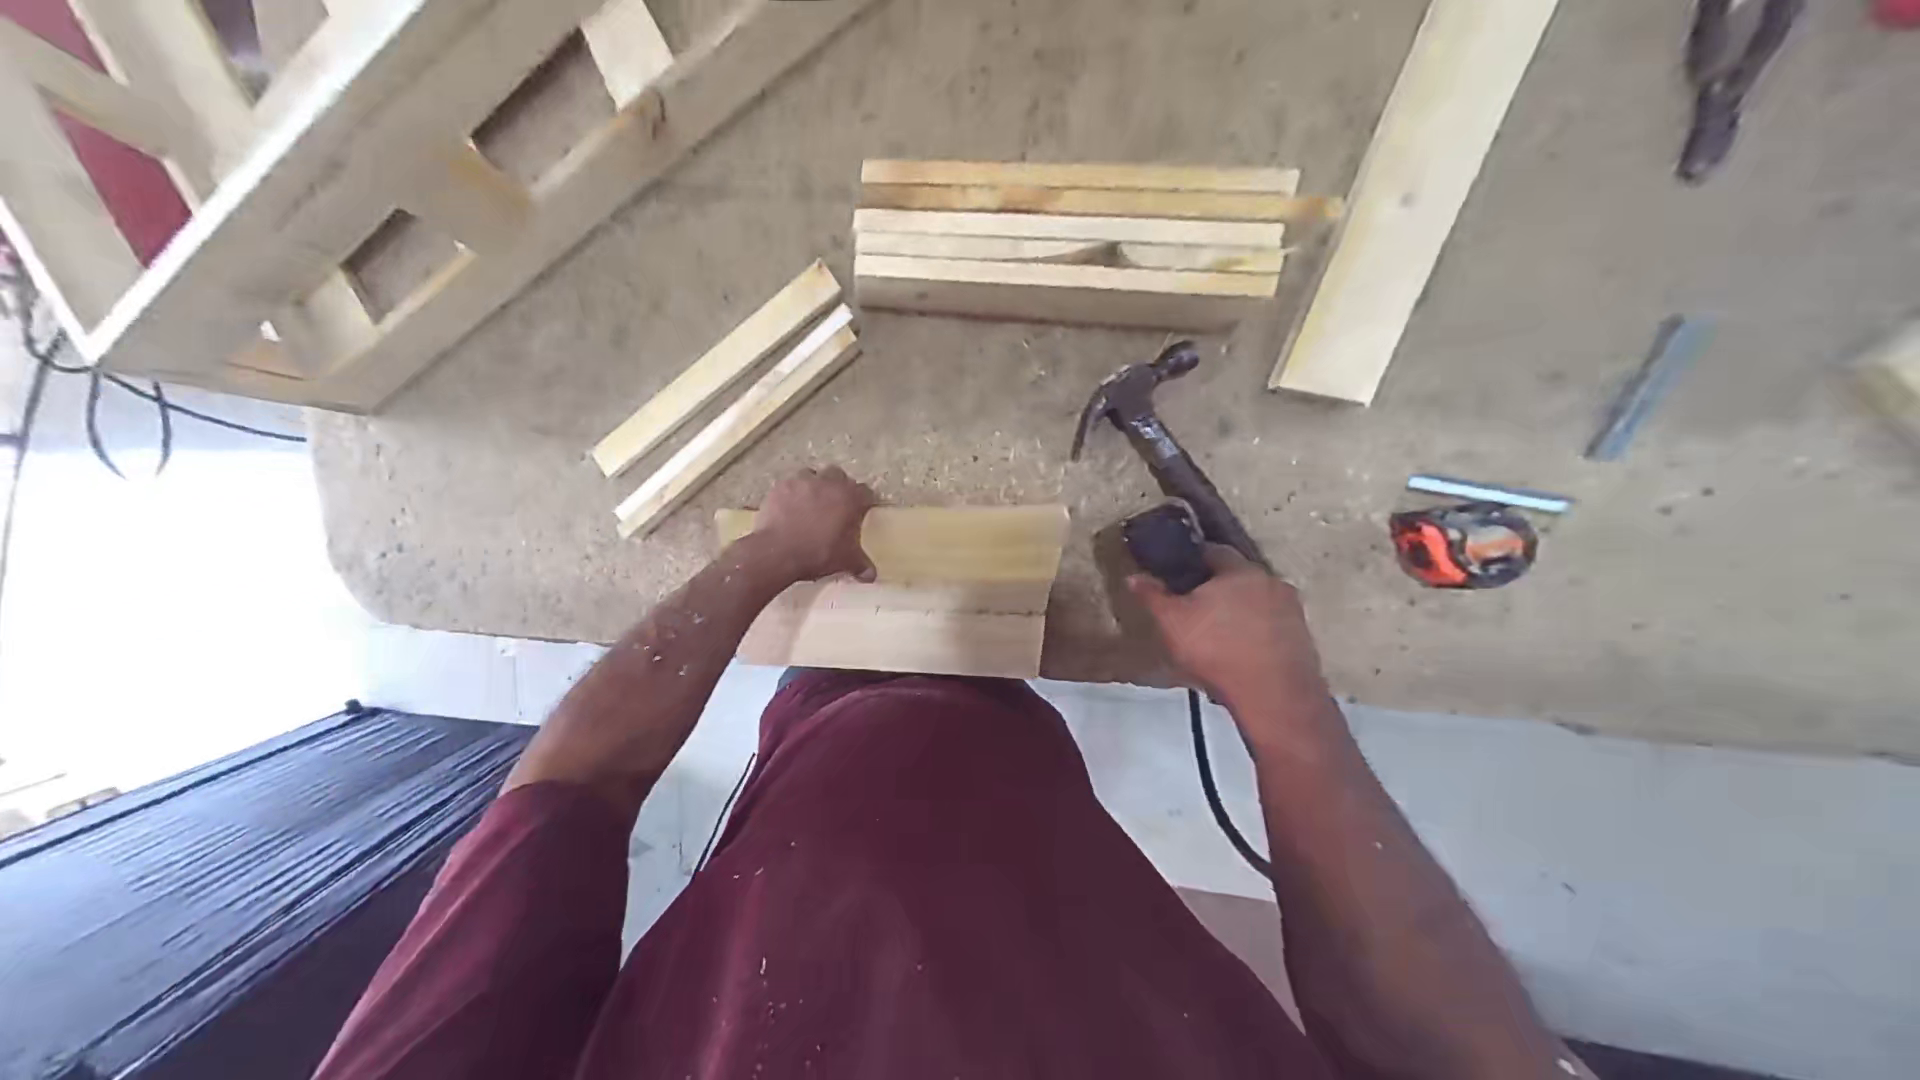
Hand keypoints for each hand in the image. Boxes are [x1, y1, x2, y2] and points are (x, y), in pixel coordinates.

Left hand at [751, 466, 876, 582]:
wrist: (778, 551)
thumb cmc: (819, 553)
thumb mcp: (846, 560)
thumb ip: (861, 564)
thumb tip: (871, 576)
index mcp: (850, 497)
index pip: (865, 492)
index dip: (863, 501)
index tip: (861, 510)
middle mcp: (828, 482)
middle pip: (838, 475)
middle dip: (838, 487)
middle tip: (835, 505)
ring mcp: (802, 482)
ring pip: (812, 475)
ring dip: (814, 485)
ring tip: (810, 503)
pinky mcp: (781, 486)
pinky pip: (789, 485)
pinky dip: (792, 493)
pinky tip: (789, 507)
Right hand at [1128, 546, 1331, 717]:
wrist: (1274, 696)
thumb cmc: (1217, 650)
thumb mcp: (1172, 622)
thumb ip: (1152, 596)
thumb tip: (1133, 577)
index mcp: (1239, 570)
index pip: (1214, 551)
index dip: (1193, 561)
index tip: (1179, 575)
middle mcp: (1271, 582)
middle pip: (1238, 577)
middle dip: (1217, 588)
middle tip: (1194, 607)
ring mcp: (1291, 610)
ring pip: (1256, 601)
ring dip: (1238, 611)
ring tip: (1216, 634)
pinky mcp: (1302, 637)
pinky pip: (1271, 625)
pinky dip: (1255, 632)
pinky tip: (1239, 653)